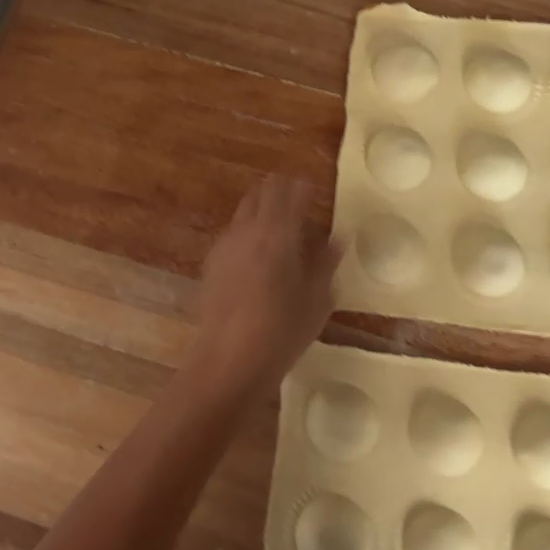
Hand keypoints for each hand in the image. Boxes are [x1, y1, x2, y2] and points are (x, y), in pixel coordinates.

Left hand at [187, 176, 344, 393]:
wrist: (228, 361)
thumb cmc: (282, 332)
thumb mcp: (317, 300)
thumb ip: (326, 263)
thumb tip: (338, 237)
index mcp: (278, 234)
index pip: (289, 192)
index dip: (302, 187)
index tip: (314, 190)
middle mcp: (247, 231)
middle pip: (261, 194)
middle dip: (279, 192)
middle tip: (297, 201)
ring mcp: (225, 247)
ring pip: (243, 213)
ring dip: (261, 210)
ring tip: (279, 227)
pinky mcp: (210, 265)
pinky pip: (232, 235)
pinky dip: (247, 232)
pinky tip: (256, 253)